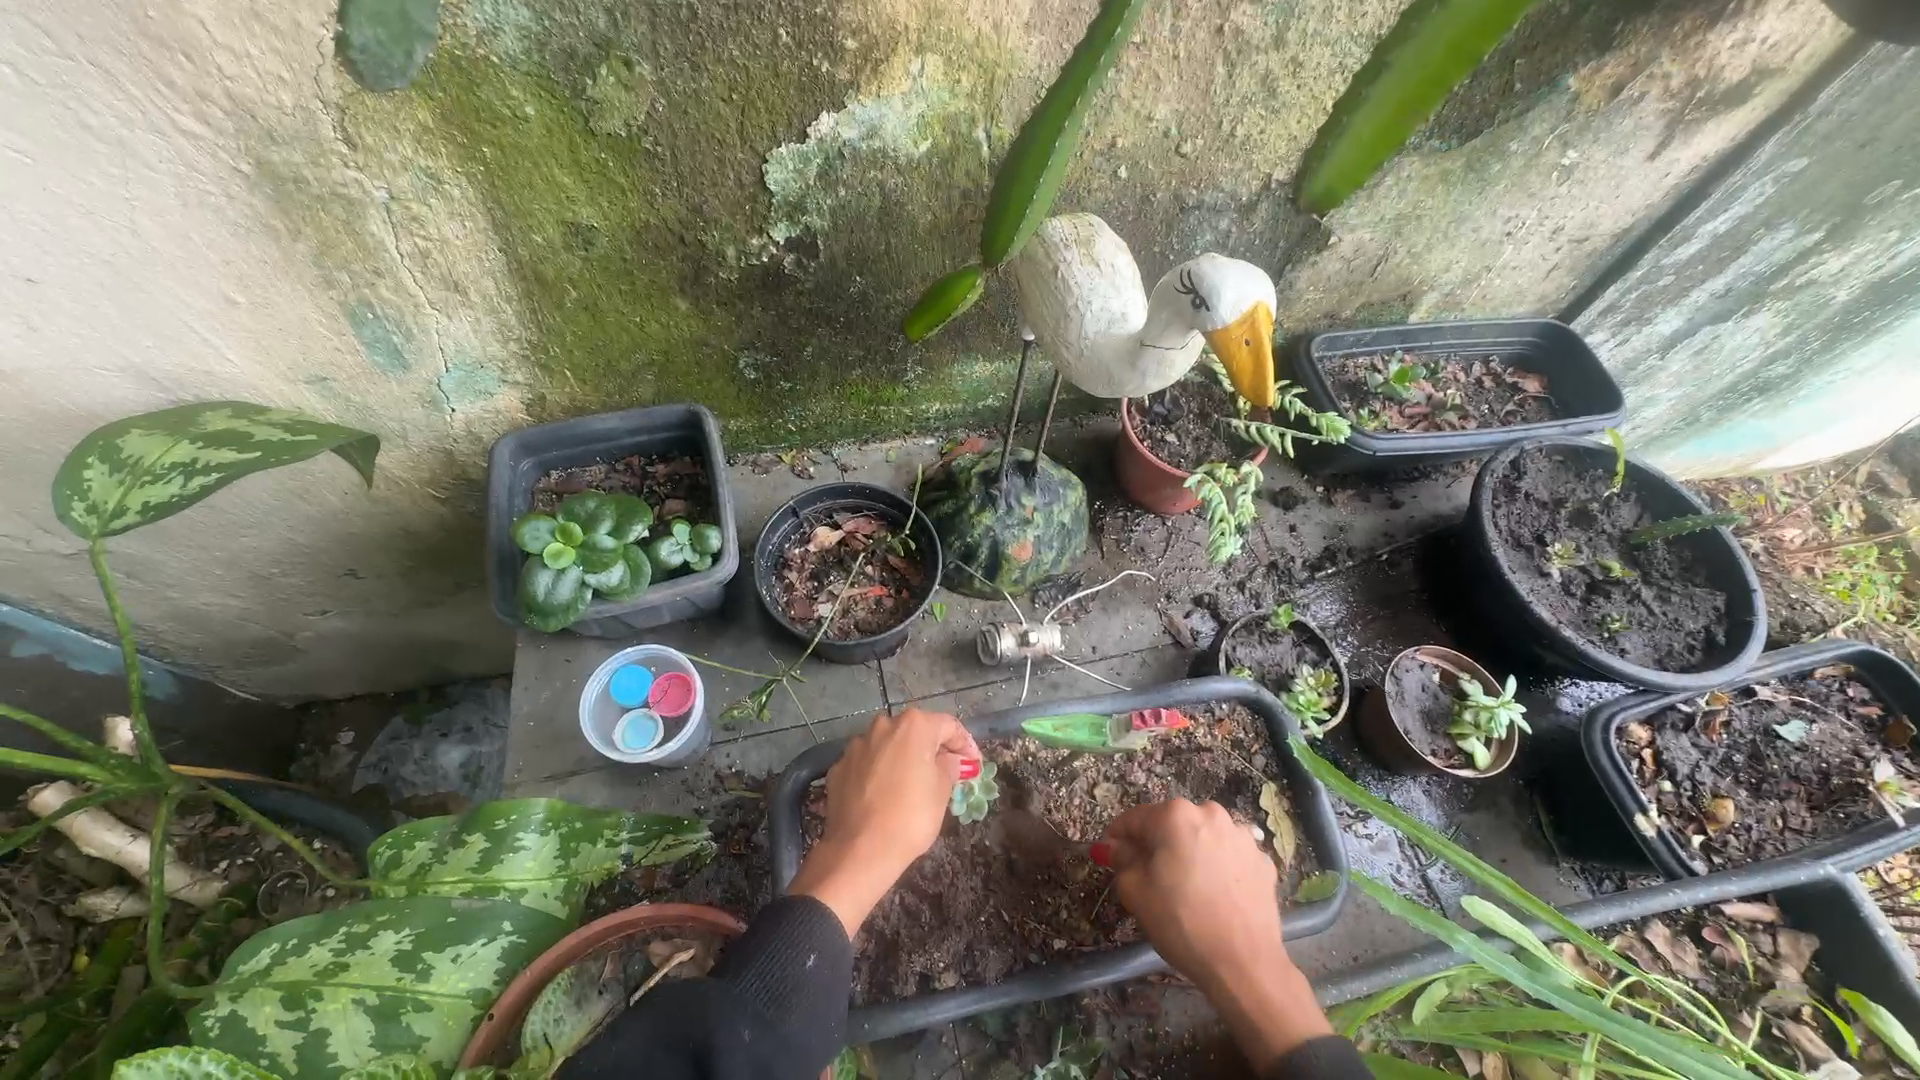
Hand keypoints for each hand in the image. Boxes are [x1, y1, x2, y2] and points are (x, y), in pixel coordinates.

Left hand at [788, 708, 978, 934]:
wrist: (860, 850)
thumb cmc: (911, 816)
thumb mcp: (942, 791)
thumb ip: (950, 766)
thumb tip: (950, 760)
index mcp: (913, 726)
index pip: (948, 726)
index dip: (965, 744)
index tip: (973, 764)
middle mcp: (882, 727)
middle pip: (915, 731)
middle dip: (932, 749)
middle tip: (947, 772)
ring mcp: (856, 747)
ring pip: (887, 746)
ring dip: (902, 759)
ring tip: (913, 784)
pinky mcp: (839, 768)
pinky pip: (867, 764)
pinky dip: (879, 773)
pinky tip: (885, 795)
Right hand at [1101, 799, 1329, 1066]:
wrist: (1245, 964)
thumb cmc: (1181, 922)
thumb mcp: (1135, 891)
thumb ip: (1121, 860)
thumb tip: (1112, 846)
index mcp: (1175, 815)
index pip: (1134, 819)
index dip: (1117, 838)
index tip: (1110, 857)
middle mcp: (1211, 814)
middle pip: (1171, 825)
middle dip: (1156, 845)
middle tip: (1147, 877)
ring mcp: (1242, 836)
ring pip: (1202, 838)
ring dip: (1189, 853)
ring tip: (1185, 889)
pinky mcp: (1263, 861)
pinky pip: (1228, 856)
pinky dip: (1217, 868)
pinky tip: (1214, 896)